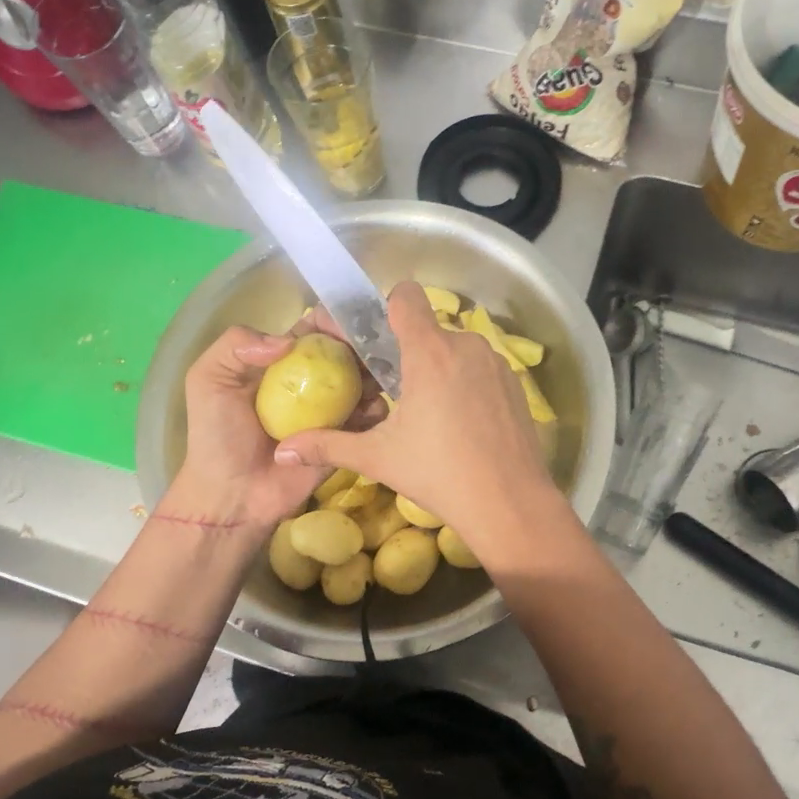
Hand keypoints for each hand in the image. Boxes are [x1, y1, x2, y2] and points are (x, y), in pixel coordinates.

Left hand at [173, 317, 365, 529]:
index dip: (333, 321)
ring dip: (375, 375)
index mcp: (282, 362)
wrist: (232, 495)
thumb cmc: (217, 436)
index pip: (315, 332)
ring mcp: (332, 412)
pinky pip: (371, 421)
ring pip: (365, 383)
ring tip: (375, 379)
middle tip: (372, 352)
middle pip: (347, 354)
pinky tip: (371, 410)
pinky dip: (377, 410)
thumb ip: (235, 344)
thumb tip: (288, 341)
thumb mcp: (208, 379)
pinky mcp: (346, 441)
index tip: (346, 326)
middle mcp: (312, 383)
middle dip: (363, 347)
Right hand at [272, 283, 561, 551]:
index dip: (386, 308)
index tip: (375, 339)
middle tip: (393, 390)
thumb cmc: (439, 474)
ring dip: (439, 369)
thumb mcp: (378, 459)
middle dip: (409, 351)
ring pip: (457, 351)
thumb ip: (328, 446)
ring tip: (428, 412)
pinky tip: (460, 424)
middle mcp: (466, 346)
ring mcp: (496, 364)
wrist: (509, 502)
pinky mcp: (516, 385)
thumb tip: (283, 451)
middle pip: (429, 329)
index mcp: (429, 352)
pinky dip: (466, 385)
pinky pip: (481, 370)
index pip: (406, 296)